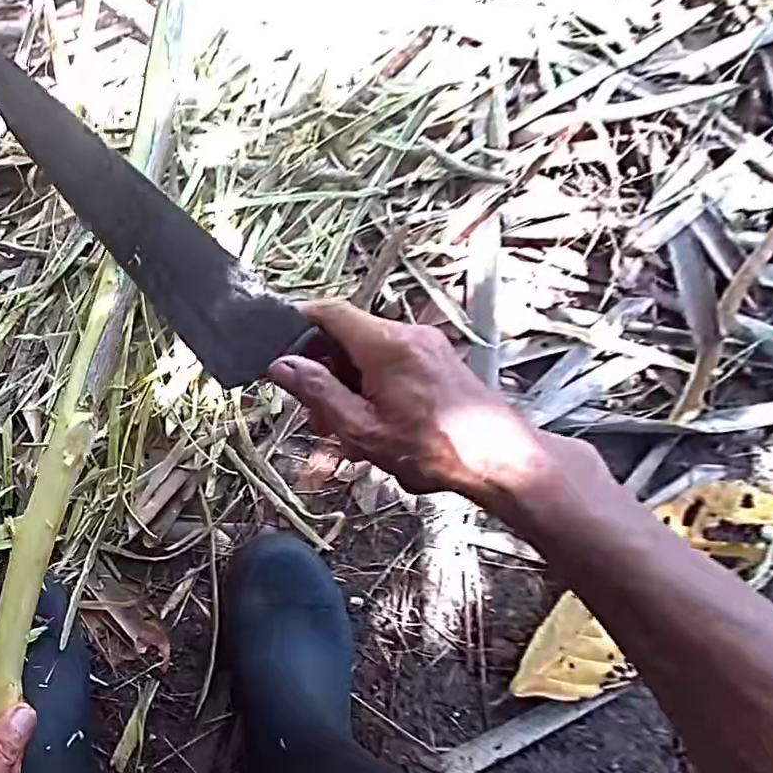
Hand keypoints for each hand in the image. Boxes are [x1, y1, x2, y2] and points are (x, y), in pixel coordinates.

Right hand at [269, 300, 568, 505]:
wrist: (499, 460)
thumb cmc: (431, 447)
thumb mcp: (359, 426)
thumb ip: (317, 391)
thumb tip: (281, 365)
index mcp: (386, 345)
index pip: (329, 312)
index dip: (295, 322)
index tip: (273, 345)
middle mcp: (407, 335)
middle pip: (342, 335)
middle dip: (318, 369)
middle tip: (312, 411)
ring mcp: (423, 345)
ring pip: (360, 352)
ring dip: (340, 383)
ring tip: (341, 425)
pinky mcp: (431, 359)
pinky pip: (382, 361)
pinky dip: (363, 385)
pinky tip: (365, 419)